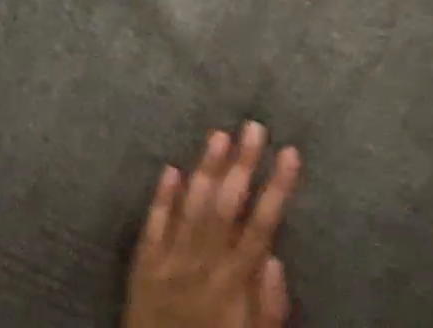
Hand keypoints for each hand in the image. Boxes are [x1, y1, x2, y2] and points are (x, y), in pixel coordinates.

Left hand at [124, 124, 301, 327]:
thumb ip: (269, 305)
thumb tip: (275, 258)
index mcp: (232, 284)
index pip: (261, 226)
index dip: (277, 187)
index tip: (290, 151)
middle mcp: (201, 267)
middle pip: (225, 207)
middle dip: (241, 164)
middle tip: (254, 127)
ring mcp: (169, 265)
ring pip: (190, 209)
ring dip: (205, 170)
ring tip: (219, 134)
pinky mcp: (143, 270)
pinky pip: (151, 228)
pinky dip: (161, 198)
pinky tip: (171, 168)